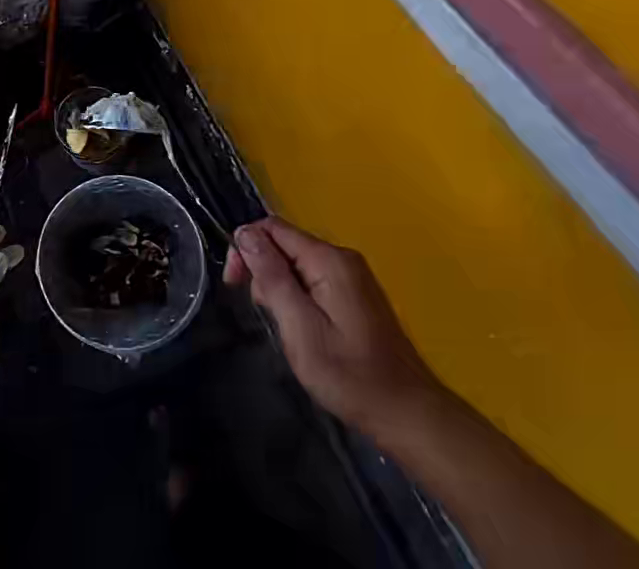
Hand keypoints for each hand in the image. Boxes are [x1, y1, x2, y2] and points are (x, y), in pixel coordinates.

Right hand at [225, 217, 443, 438]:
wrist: (404, 409)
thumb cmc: (348, 374)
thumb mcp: (300, 327)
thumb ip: (272, 277)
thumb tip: (245, 233)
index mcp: (329, 259)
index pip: (274, 228)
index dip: (247, 247)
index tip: (234, 283)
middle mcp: (342, 257)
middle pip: (286, 243)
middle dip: (263, 270)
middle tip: (264, 315)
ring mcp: (352, 275)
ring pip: (298, 263)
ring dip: (279, 287)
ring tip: (286, 329)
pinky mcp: (355, 294)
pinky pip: (314, 280)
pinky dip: (297, 297)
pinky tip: (301, 329)